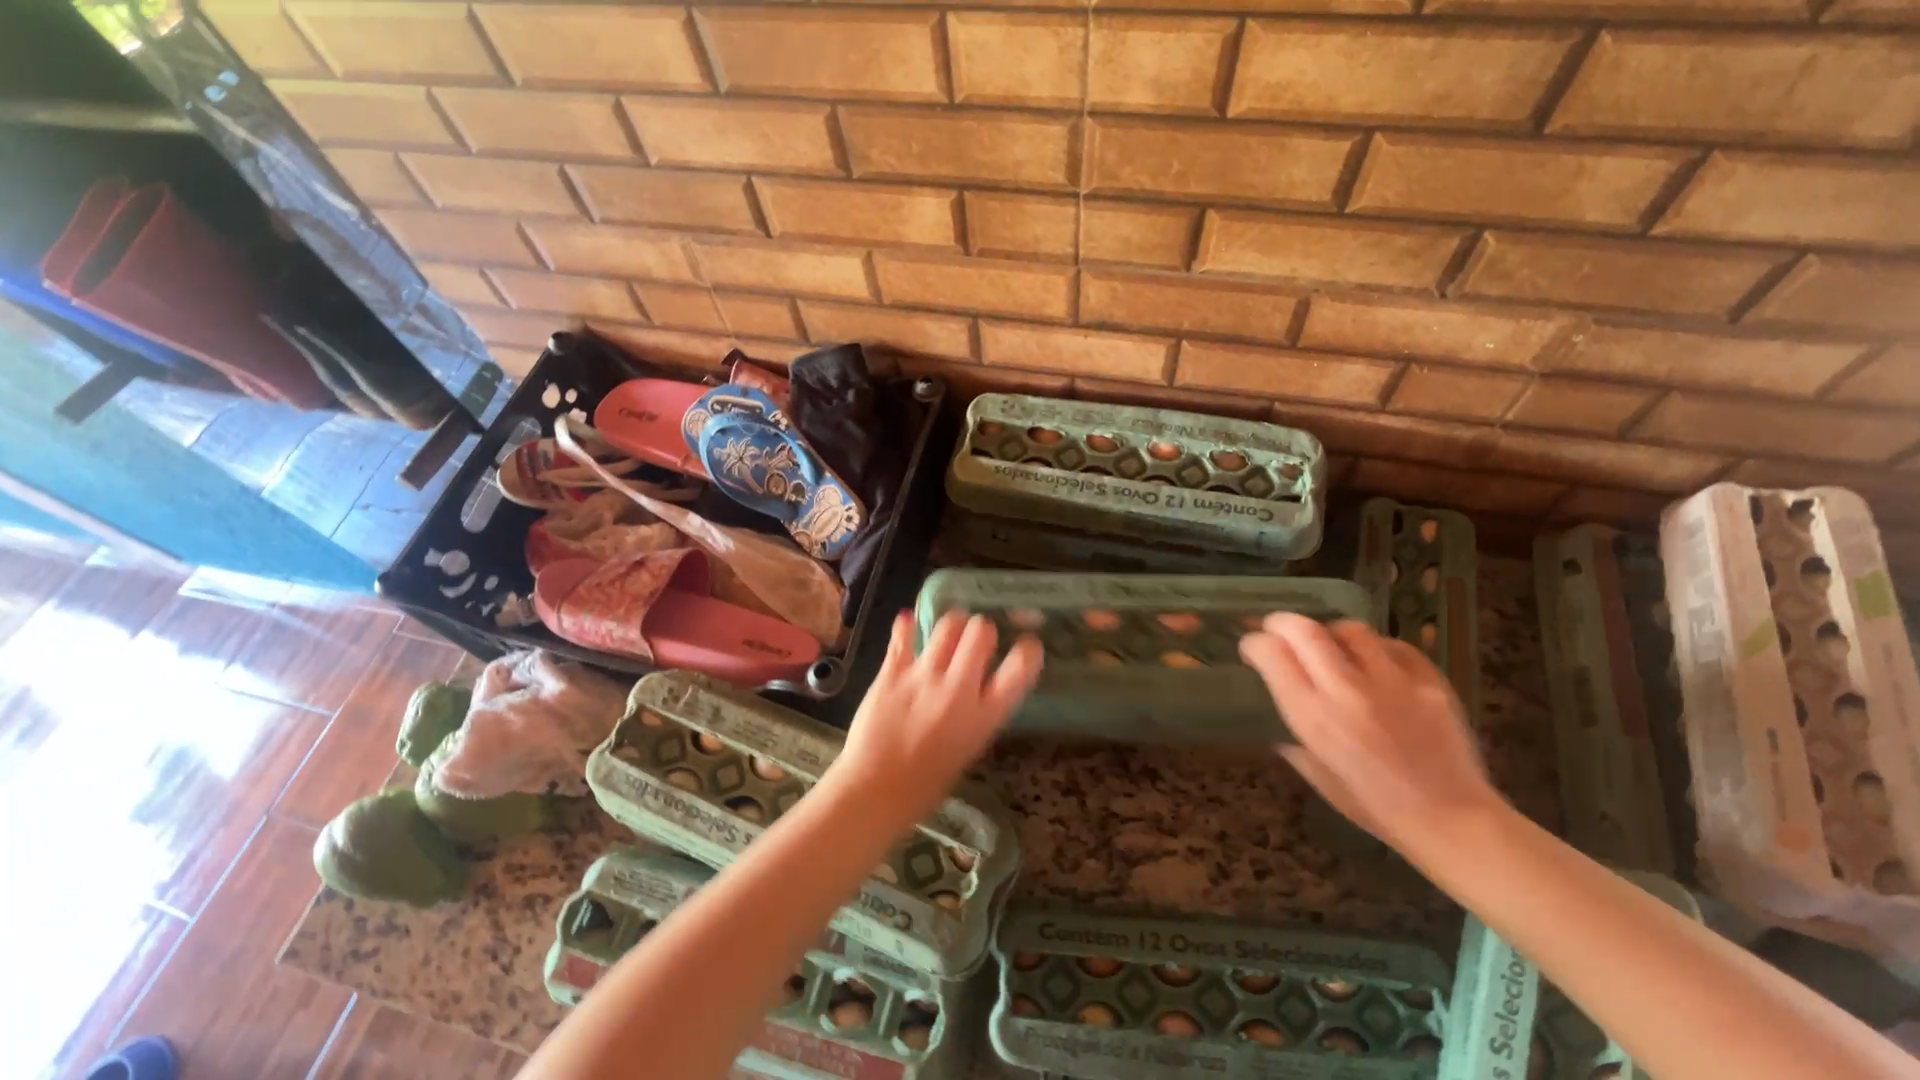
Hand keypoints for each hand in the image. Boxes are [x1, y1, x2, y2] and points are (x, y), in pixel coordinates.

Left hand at [828, 612, 1042, 820]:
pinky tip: (909, 623)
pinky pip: (903, 635)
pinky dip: (907, 626)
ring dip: (952, 624)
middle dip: (982, 629)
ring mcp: (923, 676)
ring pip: (947, 625)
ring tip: (948, 632)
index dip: (1027, 650)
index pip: (1021, 668)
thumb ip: (977, 714)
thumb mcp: (968, 750)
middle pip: (982, 632)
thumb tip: (980, 686)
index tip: (1025, 645)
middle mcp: (958, 689)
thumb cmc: (925, 785)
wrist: (874, 790)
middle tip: (976, 638)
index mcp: (984, 716)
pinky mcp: (892, 672)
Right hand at [1240, 614, 1502, 857]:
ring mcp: (1393, 681)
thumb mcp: (1321, 779)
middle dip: (1283, 622)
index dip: (1255, 644)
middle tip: (1277, 628)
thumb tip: (1278, 729)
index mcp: (1315, 718)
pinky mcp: (1429, 680)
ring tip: (1330, 644)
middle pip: (1306, 631)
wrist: (1451, 819)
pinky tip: (1375, 661)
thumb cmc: (1377, 808)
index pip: (1273, 656)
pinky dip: (1376, 648)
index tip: (1252, 647)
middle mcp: (1348, 691)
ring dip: (1331, 633)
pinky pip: (1394, 645)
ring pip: (1351, 630)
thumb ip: (1296, 745)